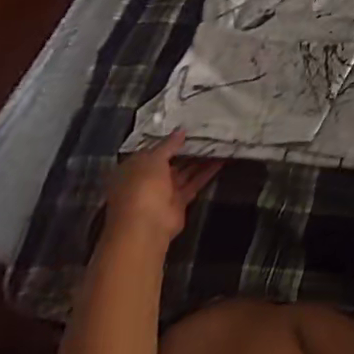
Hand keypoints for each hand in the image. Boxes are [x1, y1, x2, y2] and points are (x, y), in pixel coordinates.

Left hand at [104, 130, 222, 242]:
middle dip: (186, 150)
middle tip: (207, 133)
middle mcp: (147, 179)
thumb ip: (168, 145)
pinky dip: (206, 173)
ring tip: (218, 144)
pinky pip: (194, 183)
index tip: (186, 127)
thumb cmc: (142, 187)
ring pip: (184, 172)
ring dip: (199, 160)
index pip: (152, 150)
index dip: (168, 140)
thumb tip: (181, 130)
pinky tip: (220, 161)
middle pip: (170, 161)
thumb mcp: (152, 160)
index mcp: (134, 168)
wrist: (146, 226)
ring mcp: (163, 192)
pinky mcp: (179, 202)